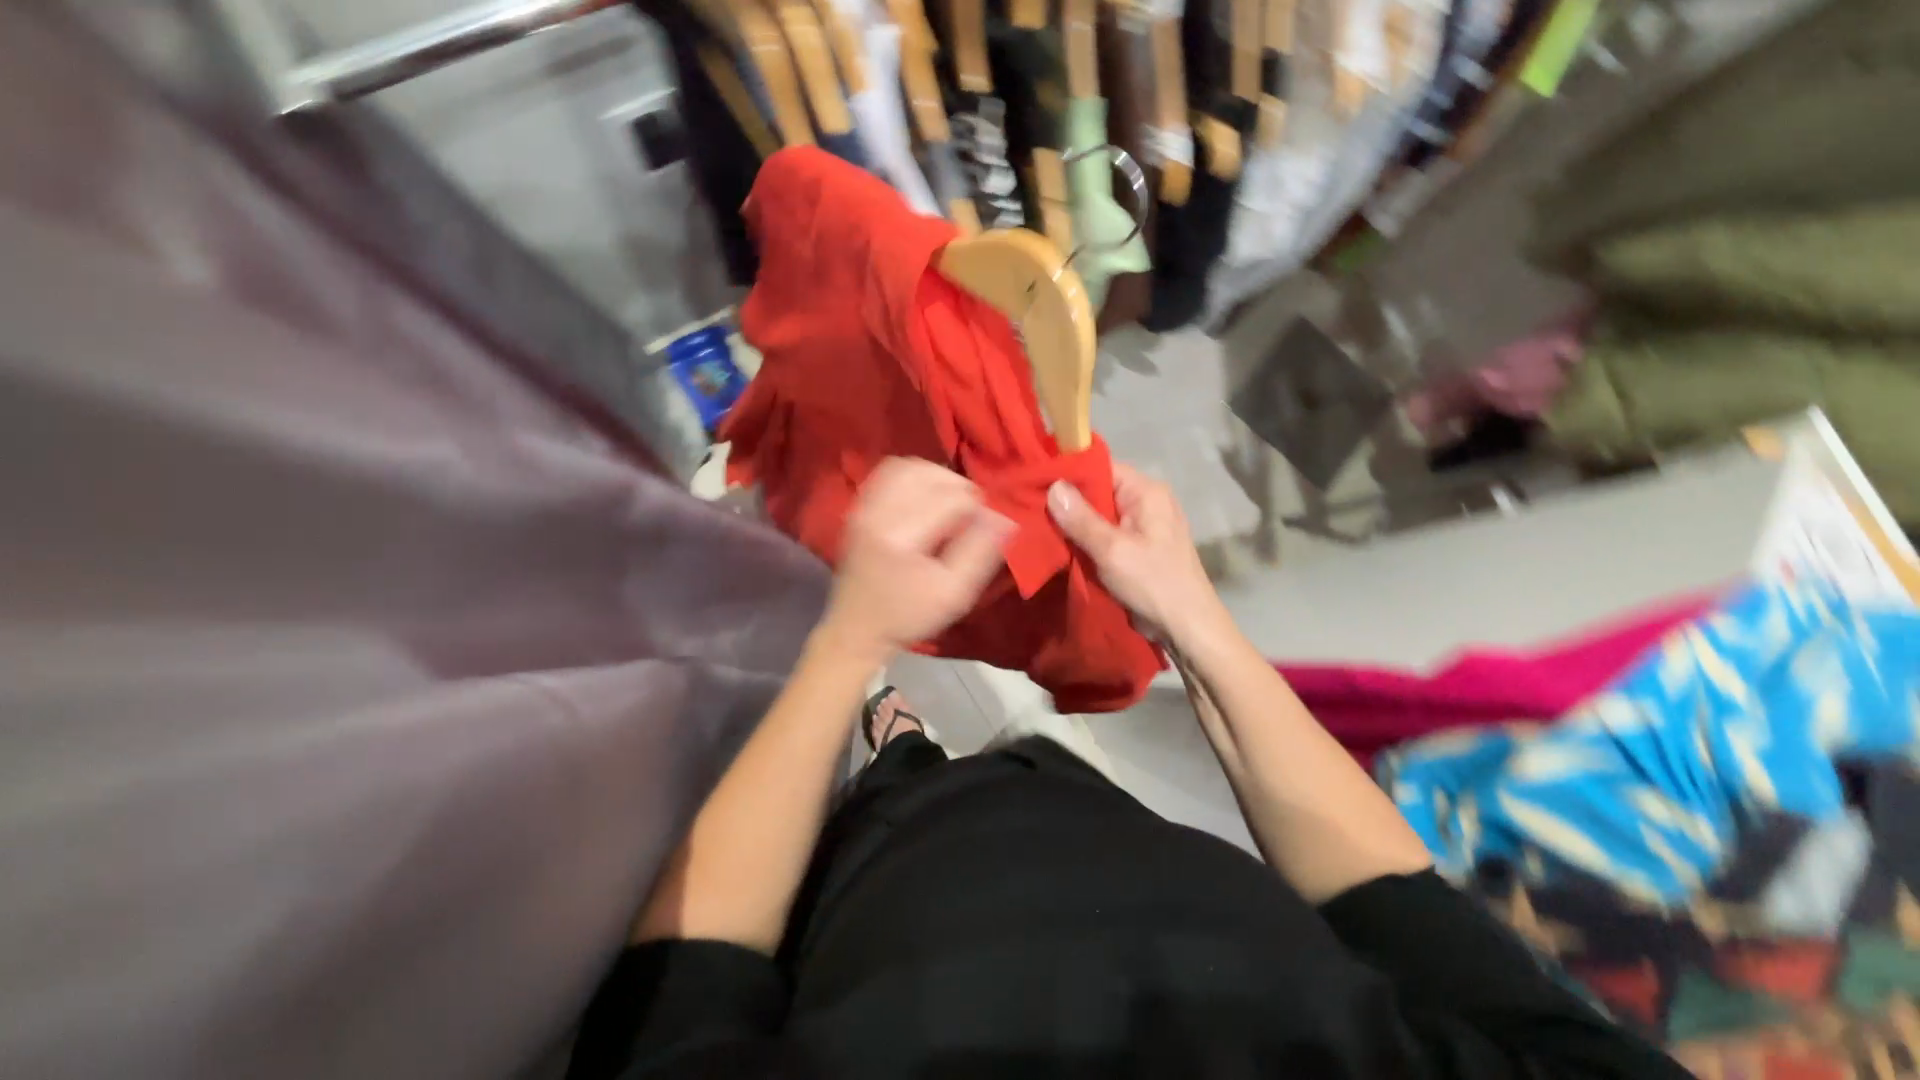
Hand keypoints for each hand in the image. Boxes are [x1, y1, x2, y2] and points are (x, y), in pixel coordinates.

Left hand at [819, 458, 1013, 661]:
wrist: (857, 628)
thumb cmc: (909, 616)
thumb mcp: (954, 594)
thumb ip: (981, 552)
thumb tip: (1005, 517)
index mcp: (901, 536)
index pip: (953, 499)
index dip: (977, 509)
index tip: (986, 529)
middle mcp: (878, 512)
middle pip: (930, 475)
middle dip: (959, 488)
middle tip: (971, 513)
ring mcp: (864, 506)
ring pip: (909, 467)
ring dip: (937, 477)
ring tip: (951, 502)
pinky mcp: (859, 506)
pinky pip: (889, 473)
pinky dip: (914, 477)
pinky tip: (927, 497)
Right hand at [1048, 463, 1223, 641]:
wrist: (1186, 626)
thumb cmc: (1153, 582)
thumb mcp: (1112, 550)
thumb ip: (1080, 518)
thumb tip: (1052, 485)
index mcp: (1146, 491)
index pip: (1100, 467)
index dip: (1068, 474)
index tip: (1035, 484)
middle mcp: (1147, 501)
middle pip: (1098, 491)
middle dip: (1068, 503)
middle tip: (1030, 510)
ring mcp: (1143, 525)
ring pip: (1100, 515)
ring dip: (1075, 525)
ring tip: (1040, 528)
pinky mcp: (1138, 547)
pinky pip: (1107, 535)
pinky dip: (1087, 541)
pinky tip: (1062, 547)